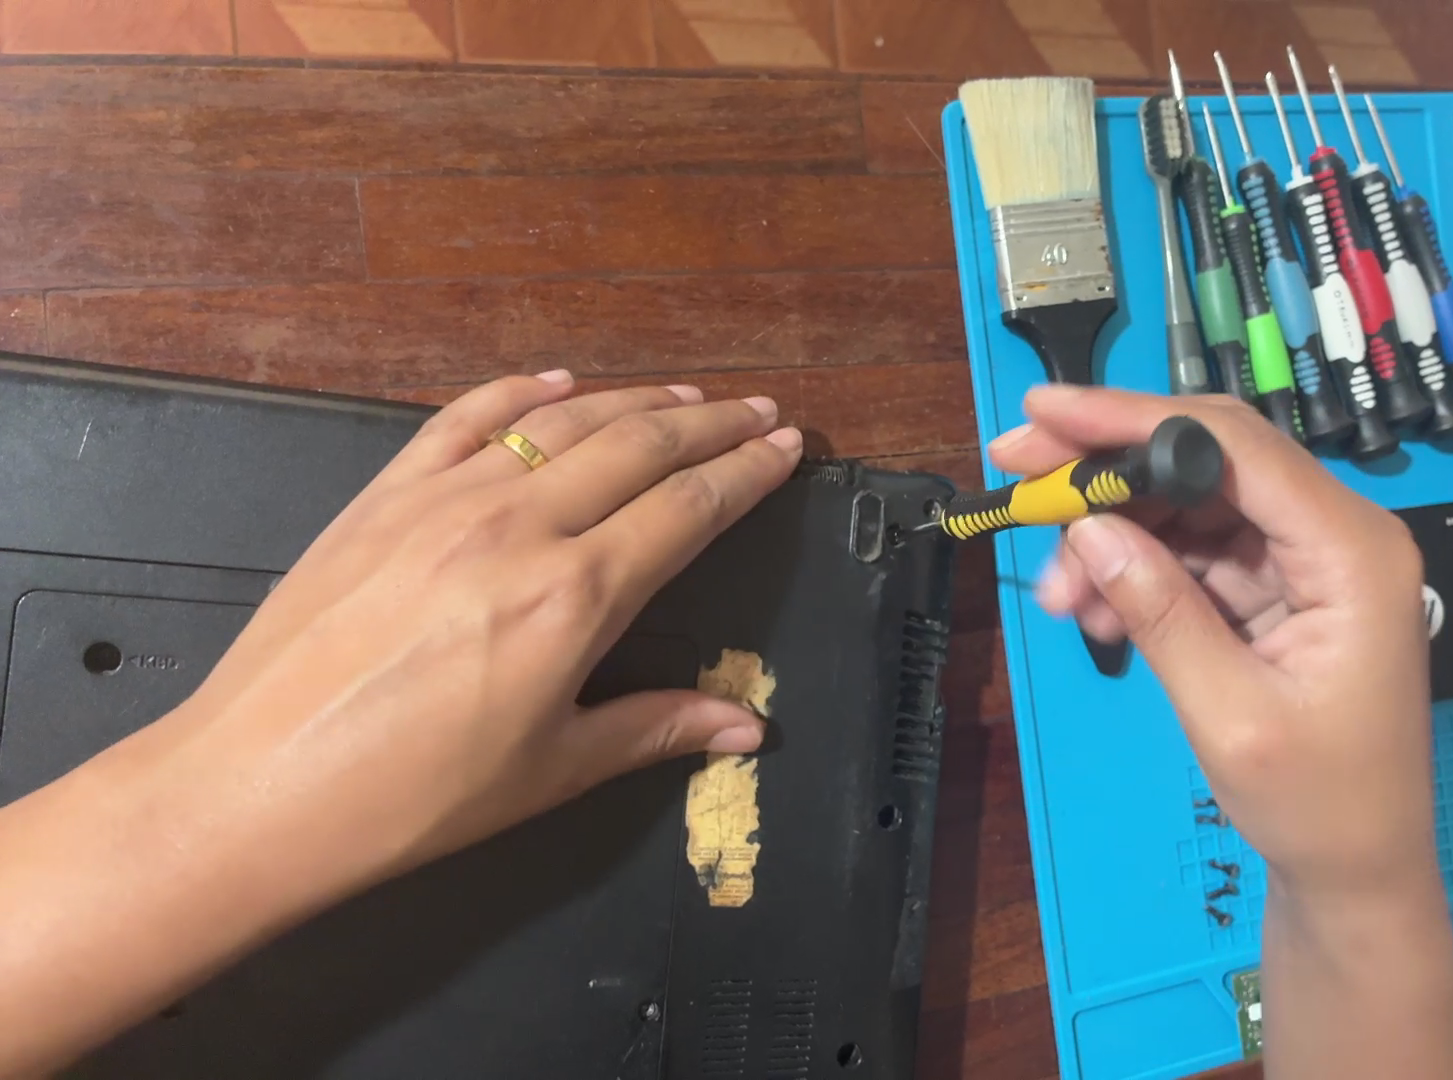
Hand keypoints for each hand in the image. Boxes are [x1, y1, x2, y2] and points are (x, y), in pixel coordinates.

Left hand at [103, 371, 802, 904]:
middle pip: (642, 448)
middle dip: (715, 425)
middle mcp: (521, 528)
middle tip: (760, 410)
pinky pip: (466, 420)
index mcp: (576, 596)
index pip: (690, 509)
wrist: (242, 796)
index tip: (787, 448)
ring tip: (691, 395)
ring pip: (566, 422)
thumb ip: (663, 726)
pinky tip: (561, 380)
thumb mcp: (557, 767)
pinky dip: (521, 391)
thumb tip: (752, 731)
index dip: (748, 473)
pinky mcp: (385, 495)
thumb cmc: (419, 796)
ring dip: (640, 400)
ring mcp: (447, 501)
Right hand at [990, 385, 1435, 898]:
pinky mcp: (1266, 581)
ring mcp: (1295, 555)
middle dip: (1106, 462)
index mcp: (1349, 549)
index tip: (1043, 413)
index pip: (1231, 446)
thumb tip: (1086, 527)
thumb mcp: (1229, 712)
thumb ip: (1159, 611)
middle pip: (1203, 459)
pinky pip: (1184, 551)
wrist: (1353, 866)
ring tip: (1058, 593)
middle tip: (1019, 466)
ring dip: (1109, 533)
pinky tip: (1093, 609)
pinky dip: (1131, 570)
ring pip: (1182, 504)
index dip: (1131, 418)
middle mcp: (1328, 531)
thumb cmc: (1314, 802)